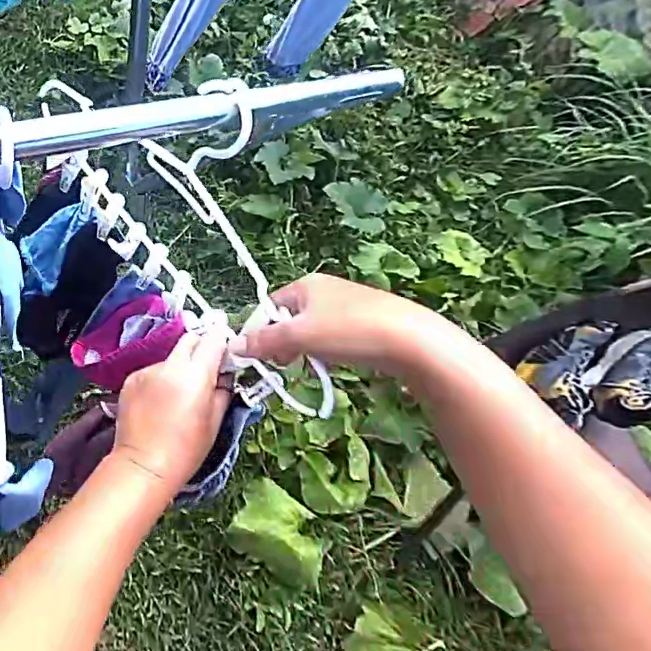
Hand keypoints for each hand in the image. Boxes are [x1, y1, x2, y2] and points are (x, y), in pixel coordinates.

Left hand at [112, 330, 230, 497]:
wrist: (143, 464)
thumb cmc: (186, 450)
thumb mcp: (214, 422)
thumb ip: (222, 391)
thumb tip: (224, 375)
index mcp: (194, 376)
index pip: (211, 341)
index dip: (220, 337)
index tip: (225, 340)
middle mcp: (169, 366)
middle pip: (188, 341)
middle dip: (200, 346)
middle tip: (207, 364)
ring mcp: (147, 370)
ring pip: (170, 357)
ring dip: (179, 366)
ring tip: (179, 394)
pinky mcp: (131, 378)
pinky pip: (152, 370)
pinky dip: (159, 378)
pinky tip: (159, 400)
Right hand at [232, 273, 456, 380]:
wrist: (416, 343)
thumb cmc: (350, 332)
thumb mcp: (299, 337)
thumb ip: (264, 342)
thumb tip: (234, 346)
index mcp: (306, 284)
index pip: (268, 306)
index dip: (261, 332)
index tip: (263, 357)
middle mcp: (326, 289)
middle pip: (290, 318)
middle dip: (284, 343)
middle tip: (287, 364)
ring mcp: (349, 304)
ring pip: (313, 330)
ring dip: (307, 349)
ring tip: (314, 366)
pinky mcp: (370, 322)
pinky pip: (336, 336)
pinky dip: (330, 351)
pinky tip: (339, 363)